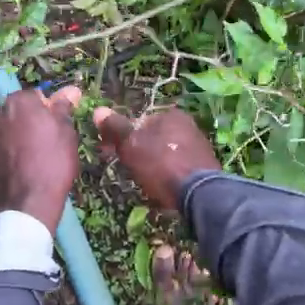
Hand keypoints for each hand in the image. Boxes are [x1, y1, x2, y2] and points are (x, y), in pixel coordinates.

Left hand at [0, 85, 83, 232]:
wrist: (26, 204)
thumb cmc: (53, 163)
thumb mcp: (66, 133)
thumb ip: (63, 109)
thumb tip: (70, 90)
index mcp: (19, 102)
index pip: (35, 96)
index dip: (48, 110)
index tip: (57, 127)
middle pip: (18, 112)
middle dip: (30, 121)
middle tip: (47, 142)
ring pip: (7, 129)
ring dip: (17, 136)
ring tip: (33, 158)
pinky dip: (8, 153)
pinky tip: (21, 168)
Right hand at [93, 105, 219, 209]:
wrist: (200, 195)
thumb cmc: (161, 164)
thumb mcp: (131, 145)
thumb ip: (115, 128)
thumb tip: (98, 110)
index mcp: (171, 114)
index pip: (139, 121)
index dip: (122, 136)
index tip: (111, 152)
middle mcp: (188, 125)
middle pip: (153, 137)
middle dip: (138, 151)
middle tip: (127, 169)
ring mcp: (199, 147)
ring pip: (166, 153)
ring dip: (153, 164)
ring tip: (144, 182)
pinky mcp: (206, 168)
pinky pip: (178, 167)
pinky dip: (168, 175)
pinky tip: (163, 189)